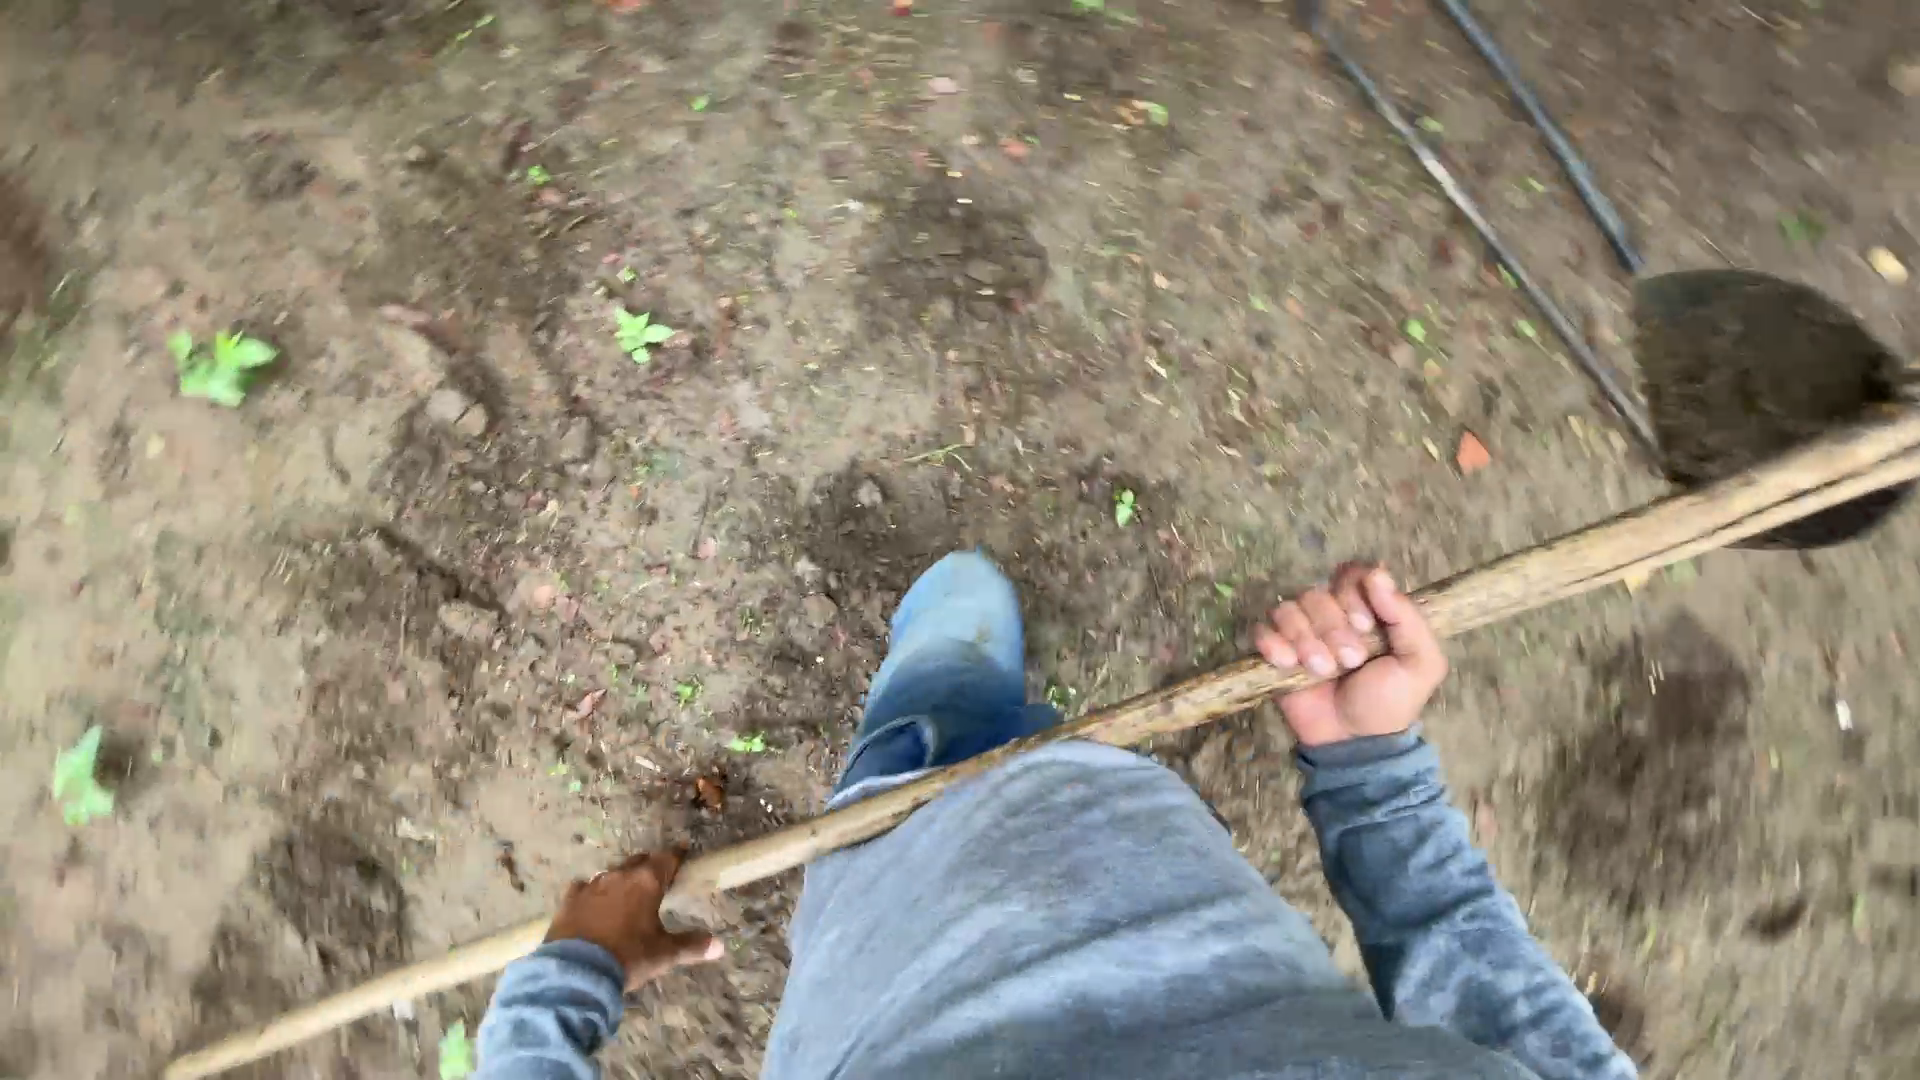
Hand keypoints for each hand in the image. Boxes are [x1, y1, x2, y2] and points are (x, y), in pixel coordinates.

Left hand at [545, 850, 723, 990]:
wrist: (574, 974)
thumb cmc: (627, 957)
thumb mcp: (663, 954)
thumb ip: (691, 946)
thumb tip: (719, 946)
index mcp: (648, 882)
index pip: (668, 858)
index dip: (678, 855)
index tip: (684, 850)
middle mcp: (621, 875)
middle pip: (640, 861)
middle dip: (649, 866)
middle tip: (656, 877)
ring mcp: (592, 886)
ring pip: (612, 872)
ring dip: (621, 878)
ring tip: (625, 890)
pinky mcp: (569, 900)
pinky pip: (583, 887)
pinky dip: (590, 891)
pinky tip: (590, 900)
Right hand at [1253, 563, 1446, 746]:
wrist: (1355, 741)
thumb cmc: (1390, 701)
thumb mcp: (1420, 663)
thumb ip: (1407, 617)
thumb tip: (1377, 574)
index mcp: (1366, 609)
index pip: (1350, 574)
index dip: (1353, 594)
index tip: (1365, 626)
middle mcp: (1330, 613)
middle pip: (1316, 593)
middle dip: (1332, 628)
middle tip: (1349, 662)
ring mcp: (1299, 631)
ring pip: (1287, 609)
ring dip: (1304, 639)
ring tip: (1321, 670)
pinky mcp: (1273, 650)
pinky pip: (1261, 630)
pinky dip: (1273, 644)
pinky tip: (1288, 665)